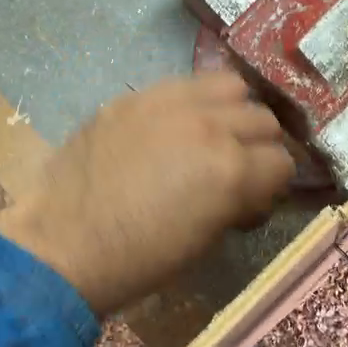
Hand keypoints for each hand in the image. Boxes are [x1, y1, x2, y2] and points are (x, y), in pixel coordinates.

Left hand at [0, 73, 295, 315]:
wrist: (63, 247)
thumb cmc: (139, 261)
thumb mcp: (205, 242)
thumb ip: (238, 204)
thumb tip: (250, 192)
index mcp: (231, 170)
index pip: (283, 163)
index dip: (273, 186)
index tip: (254, 201)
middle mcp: (208, 125)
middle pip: (264, 120)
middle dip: (259, 149)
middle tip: (237, 172)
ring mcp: (168, 103)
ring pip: (231, 87)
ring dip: (232, 114)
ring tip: (212, 138)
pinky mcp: (134, 97)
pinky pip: (184, 85)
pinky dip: (193, 104)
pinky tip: (175, 129)